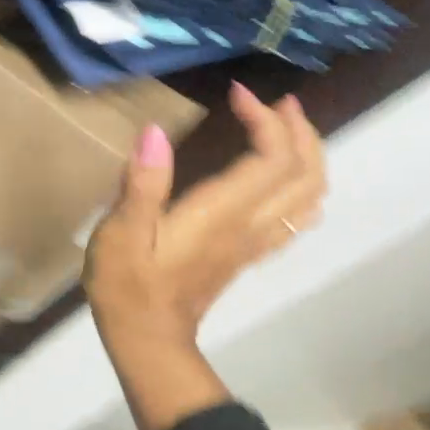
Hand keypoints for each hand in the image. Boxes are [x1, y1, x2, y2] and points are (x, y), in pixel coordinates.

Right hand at [86, 83, 326, 349]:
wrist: (146, 337)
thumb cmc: (127, 282)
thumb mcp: (121, 230)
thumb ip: (141, 182)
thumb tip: (152, 133)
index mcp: (222, 213)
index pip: (271, 158)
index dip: (265, 119)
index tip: (238, 92)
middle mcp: (249, 224)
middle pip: (304, 173)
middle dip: (299, 131)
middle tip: (275, 102)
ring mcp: (252, 242)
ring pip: (308, 194)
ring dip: (307, 156)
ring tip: (285, 130)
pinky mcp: (245, 255)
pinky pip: (294, 218)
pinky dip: (301, 189)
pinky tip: (288, 183)